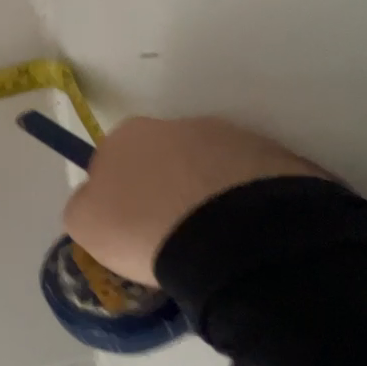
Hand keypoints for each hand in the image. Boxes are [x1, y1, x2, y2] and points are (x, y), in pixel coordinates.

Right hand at [63, 117, 333, 285]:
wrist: (237, 239)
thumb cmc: (142, 227)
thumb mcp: (83, 224)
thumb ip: (85, 203)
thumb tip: (97, 198)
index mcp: (126, 135)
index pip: (110, 158)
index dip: (115, 190)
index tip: (122, 220)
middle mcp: (179, 125)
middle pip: (163, 157)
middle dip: (164, 186)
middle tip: (165, 229)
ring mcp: (236, 139)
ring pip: (210, 168)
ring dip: (206, 194)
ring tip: (209, 239)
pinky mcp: (283, 161)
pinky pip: (252, 185)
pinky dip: (244, 205)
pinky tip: (241, 237)